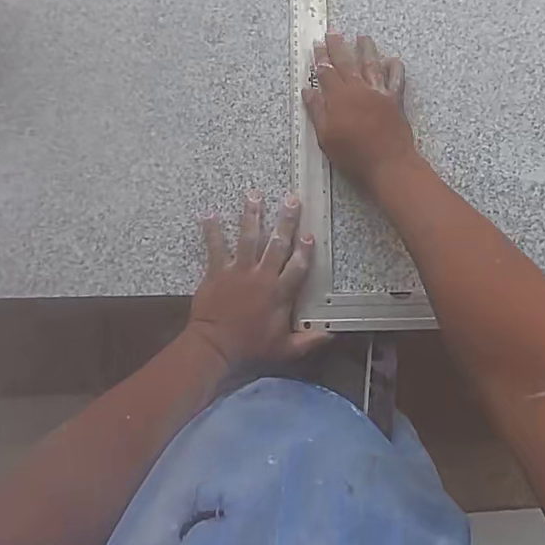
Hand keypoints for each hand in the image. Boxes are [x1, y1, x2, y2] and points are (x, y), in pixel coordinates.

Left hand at [185, 190, 331, 372]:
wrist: (213, 348)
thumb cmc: (250, 349)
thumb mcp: (285, 349)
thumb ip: (309, 341)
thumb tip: (333, 334)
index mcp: (279, 292)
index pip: (297, 266)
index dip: (305, 250)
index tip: (310, 234)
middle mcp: (261, 276)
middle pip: (277, 244)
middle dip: (286, 221)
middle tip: (291, 200)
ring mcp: (238, 271)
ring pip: (248, 238)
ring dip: (252, 215)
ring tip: (255, 195)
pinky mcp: (217, 272)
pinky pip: (215, 248)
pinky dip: (212, 231)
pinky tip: (210, 214)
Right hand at [302, 33, 418, 194]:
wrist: (388, 163)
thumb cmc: (354, 155)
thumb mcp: (326, 137)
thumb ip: (318, 111)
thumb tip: (308, 91)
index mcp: (339, 98)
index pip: (327, 73)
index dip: (321, 59)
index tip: (317, 46)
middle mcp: (359, 90)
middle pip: (347, 63)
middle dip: (338, 47)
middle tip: (333, 33)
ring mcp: (379, 93)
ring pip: (371, 64)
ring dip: (366, 49)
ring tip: (362, 37)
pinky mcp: (395, 100)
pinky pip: (396, 79)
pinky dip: (395, 67)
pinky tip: (392, 59)